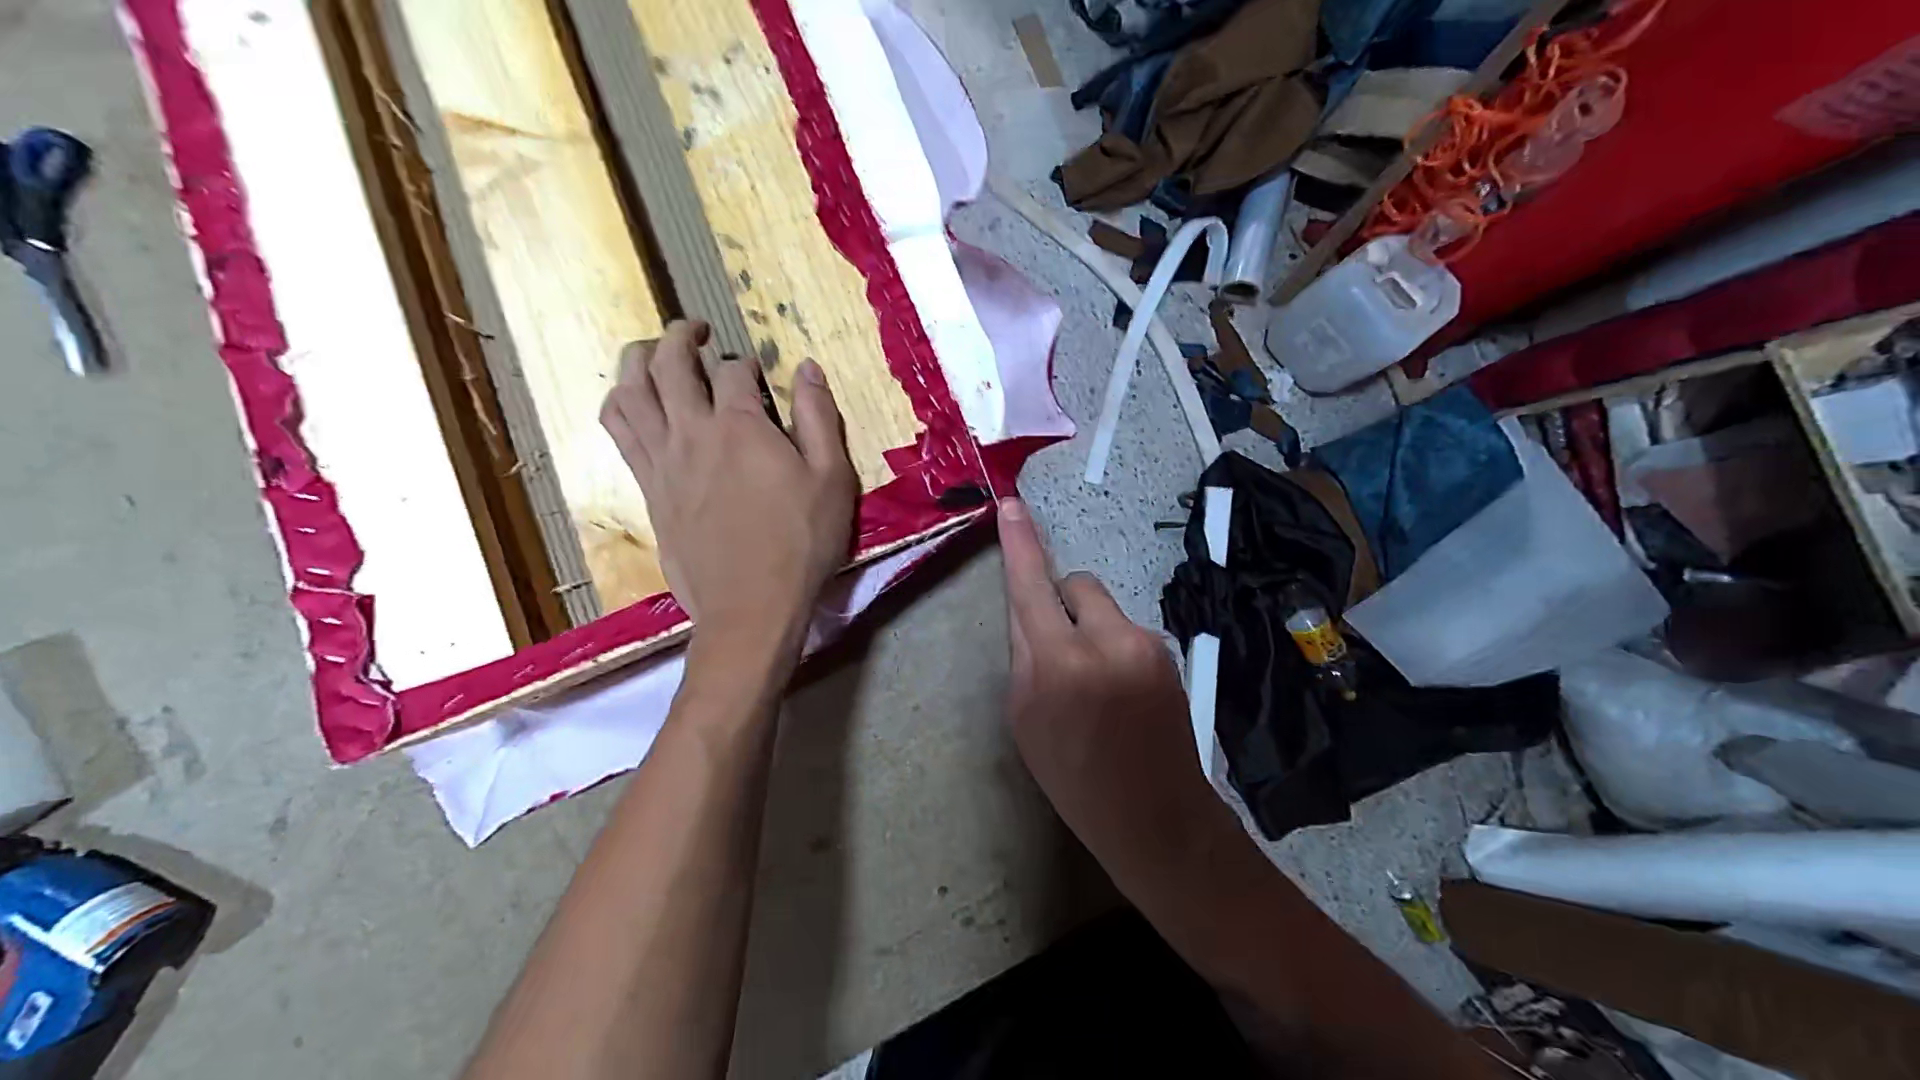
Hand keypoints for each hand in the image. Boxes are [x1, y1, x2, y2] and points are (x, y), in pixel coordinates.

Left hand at [601, 320, 856, 669]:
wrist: (751, 606)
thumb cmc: (802, 544)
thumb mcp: (832, 479)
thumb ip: (820, 418)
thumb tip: (809, 368)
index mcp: (742, 427)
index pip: (734, 371)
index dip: (746, 362)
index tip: (759, 372)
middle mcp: (693, 433)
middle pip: (669, 365)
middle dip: (680, 336)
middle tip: (694, 329)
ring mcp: (663, 462)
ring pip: (629, 391)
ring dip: (636, 360)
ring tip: (649, 351)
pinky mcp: (648, 490)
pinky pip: (619, 433)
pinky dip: (620, 405)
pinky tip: (630, 402)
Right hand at [996, 498, 1222, 875]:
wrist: (1154, 818)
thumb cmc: (1072, 778)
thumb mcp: (1025, 718)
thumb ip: (1025, 655)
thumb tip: (1031, 611)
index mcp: (1059, 664)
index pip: (1031, 587)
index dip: (1018, 545)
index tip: (1010, 506)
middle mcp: (1106, 642)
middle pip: (1074, 584)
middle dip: (1060, 604)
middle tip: (1057, 650)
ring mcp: (1144, 645)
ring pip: (1101, 607)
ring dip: (1087, 627)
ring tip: (1094, 683)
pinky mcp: (1167, 653)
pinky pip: (1124, 629)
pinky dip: (1111, 646)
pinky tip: (1120, 691)